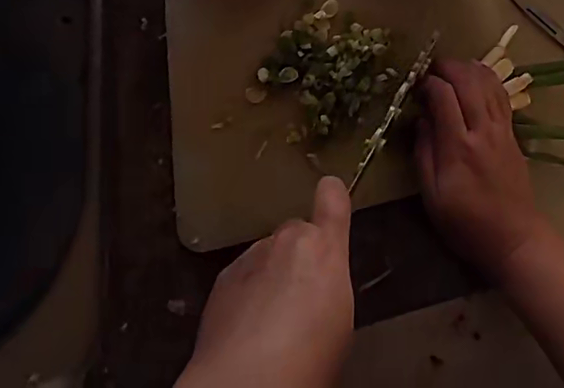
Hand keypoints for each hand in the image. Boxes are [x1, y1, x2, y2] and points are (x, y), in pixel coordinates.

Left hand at [177, 176, 354, 387]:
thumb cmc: (310, 358)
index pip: (332, 198)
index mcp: (325, 247)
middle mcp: (289, 240)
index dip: (331, 194)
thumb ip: (331, 284)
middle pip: (297, 234)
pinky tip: (243, 331)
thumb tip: (317, 288)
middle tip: (298, 300)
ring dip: (270, 277)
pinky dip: (245, 294)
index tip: (330, 193)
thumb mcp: (341, 318)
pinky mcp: (222, 279)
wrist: (245, 385)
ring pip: (267, 257)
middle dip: (298, 257)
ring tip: (266, 324)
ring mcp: (252, 256)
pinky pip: (242, 277)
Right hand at [414, 57, 549, 274]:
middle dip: (449, 67)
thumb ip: (424, 154)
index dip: (429, 83)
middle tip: (431, 66)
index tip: (416, 83)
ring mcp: (501, 129)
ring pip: (487, 84)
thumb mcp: (433, 197)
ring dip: (469, 68)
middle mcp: (482, 130)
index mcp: (459, 147)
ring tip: (451, 65)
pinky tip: (478, 73)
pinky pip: (500, 95)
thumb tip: (420, 120)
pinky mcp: (511, 132)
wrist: (514, 237)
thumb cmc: (466, 223)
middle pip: (468, 83)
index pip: (444, 98)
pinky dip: (488, 78)